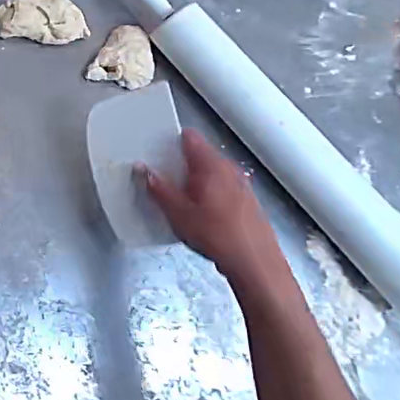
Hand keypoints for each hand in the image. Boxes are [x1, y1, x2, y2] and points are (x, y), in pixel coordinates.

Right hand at [141, 129, 287, 284]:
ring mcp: (240, 184)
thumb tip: (145, 172)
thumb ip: (158, 188)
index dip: (170, 142)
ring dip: (195, 183)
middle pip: (199, 155)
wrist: (254, 262)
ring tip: (180, 205)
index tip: (157, 154)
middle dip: (180, 167)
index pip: (189, 137)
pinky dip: (209, 196)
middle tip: (164, 183)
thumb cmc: (221, 236)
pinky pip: (222, 189)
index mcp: (211, 164)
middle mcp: (229, 169)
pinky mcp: (246, 201)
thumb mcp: (177, 213)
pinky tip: (201, 218)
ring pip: (211, 173)